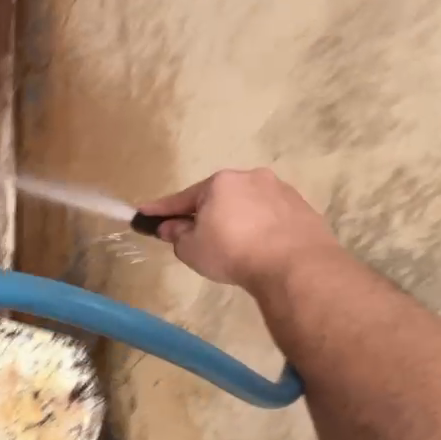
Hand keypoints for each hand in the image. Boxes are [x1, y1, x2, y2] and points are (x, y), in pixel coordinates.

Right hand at [139, 168, 343, 290]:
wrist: (292, 261)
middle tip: (190, 234)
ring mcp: (278, 189)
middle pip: (216, 196)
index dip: (159, 209)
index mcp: (219, 183)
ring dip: (230, 217)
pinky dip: (253, 224)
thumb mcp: (189, 248)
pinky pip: (265, 213)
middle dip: (201, 212)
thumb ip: (177, 234)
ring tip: (226, 242)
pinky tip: (251, 244)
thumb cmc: (230, 251)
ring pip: (243, 203)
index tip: (141, 213)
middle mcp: (250, 178)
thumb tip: (172, 226)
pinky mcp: (299, 205)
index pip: (180, 198)